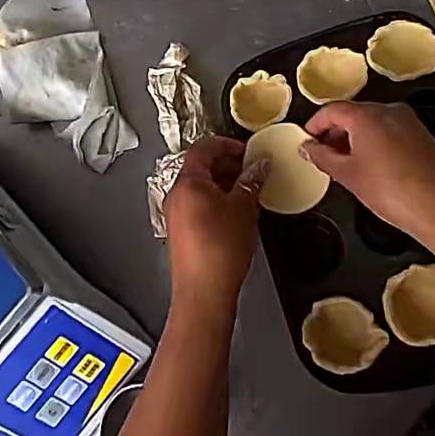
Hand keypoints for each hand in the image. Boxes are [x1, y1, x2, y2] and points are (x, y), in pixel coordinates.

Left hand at [165, 136, 267, 305]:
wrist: (203, 291)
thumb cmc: (219, 250)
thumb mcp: (243, 209)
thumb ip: (251, 182)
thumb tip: (258, 166)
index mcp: (187, 182)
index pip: (203, 148)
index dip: (226, 144)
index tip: (246, 150)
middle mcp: (176, 195)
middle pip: (200, 167)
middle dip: (228, 165)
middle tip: (252, 170)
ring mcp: (176, 213)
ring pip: (200, 187)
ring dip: (224, 183)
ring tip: (249, 192)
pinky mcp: (181, 231)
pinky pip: (198, 205)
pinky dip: (216, 201)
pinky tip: (236, 212)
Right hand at [300, 101, 434, 232]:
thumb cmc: (392, 190)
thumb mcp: (346, 174)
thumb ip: (322, 156)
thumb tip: (308, 148)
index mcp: (366, 116)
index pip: (331, 110)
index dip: (314, 125)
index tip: (306, 139)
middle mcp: (389, 111)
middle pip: (352, 113)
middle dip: (334, 132)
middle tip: (321, 153)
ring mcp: (408, 122)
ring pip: (372, 122)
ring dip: (353, 138)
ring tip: (343, 163)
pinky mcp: (422, 136)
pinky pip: (389, 131)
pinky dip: (373, 142)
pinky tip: (368, 165)